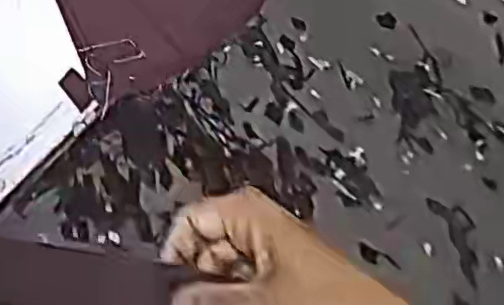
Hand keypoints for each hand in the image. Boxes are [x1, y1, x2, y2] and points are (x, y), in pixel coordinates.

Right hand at [162, 188, 404, 304]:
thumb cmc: (331, 303)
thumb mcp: (260, 300)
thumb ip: (210, 296)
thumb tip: (176, 295)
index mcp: (246, 208)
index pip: (189, 220)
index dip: (176, 255)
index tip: (172, 289)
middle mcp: (259, 219)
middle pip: (208, 243)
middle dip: (201, 277)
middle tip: (196, 303)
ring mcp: (278, 247)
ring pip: (230, 267)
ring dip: (223, 291)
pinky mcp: (295, 274)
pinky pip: (253, 280)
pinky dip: (245, 296)